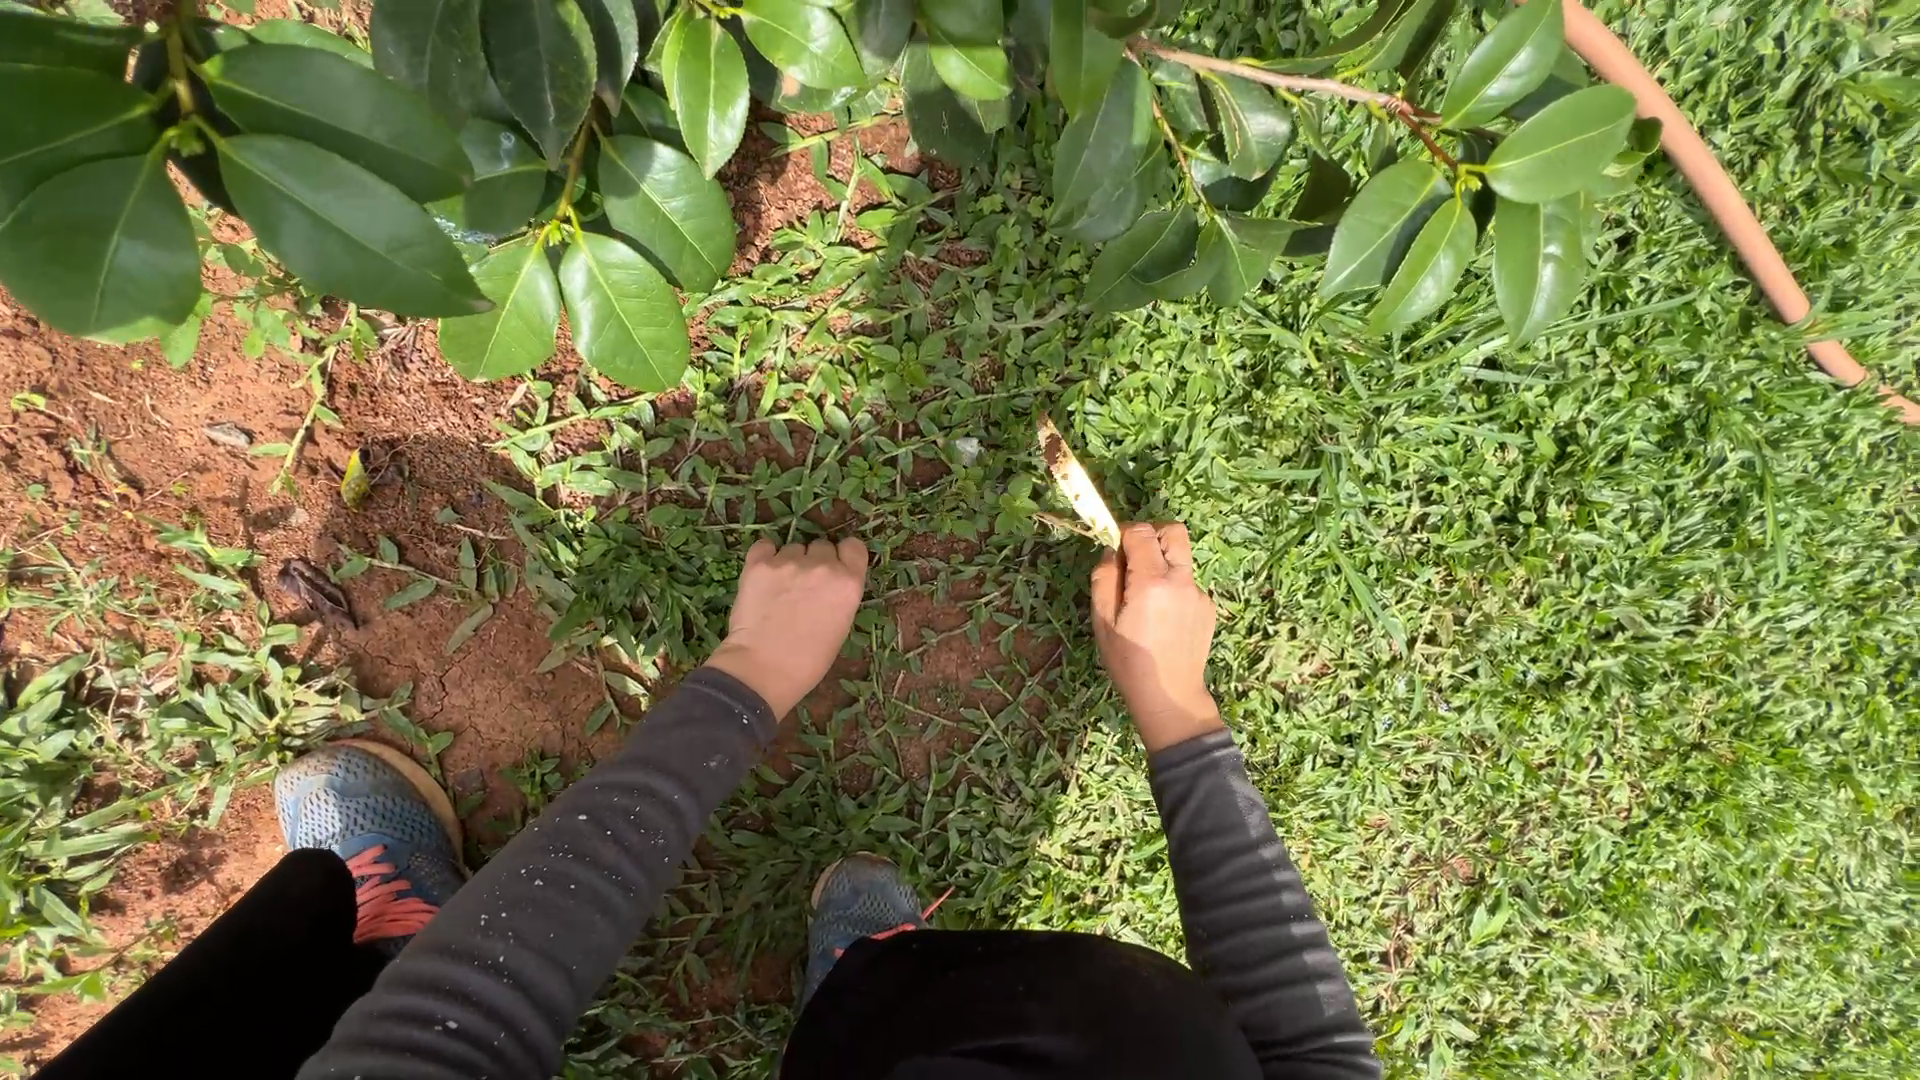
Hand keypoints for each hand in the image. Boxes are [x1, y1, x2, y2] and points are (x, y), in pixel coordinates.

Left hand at [704, 537, 868, 715]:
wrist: (763, 669)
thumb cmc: (808, 661)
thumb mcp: (840, 626)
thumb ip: (839, 596)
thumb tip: (826, 586)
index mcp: (848, 583)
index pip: (854, 547)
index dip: (844, 555)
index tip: (836, 566)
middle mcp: (822, 566)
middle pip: (822, 546)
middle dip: (815, 561)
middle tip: (803, 586)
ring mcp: (789, 562)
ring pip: (793, 548)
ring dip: (789, 563)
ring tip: (778, 589)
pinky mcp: (759, 564)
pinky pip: (765, 547)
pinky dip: (765, 557)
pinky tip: (762, 577)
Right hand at [1091, 522, 1223, 751]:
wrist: (1169, 695)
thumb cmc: (1129, 661)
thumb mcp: (1102, 621)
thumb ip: (1104, 578)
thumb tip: (1110, 552)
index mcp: (1152, 582)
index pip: (1142, 532)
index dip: (1125, 533)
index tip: (1115, 550)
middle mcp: (1181, 580)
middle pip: (1174, 531)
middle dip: (1152, 534)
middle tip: (1135, 556)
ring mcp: (1199, 593)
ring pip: (1182, 556)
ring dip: (1162, 561)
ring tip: (1146, 595)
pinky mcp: (1207, 606)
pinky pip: (1187, 581)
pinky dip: (1172, 586)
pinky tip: (1162, 616)